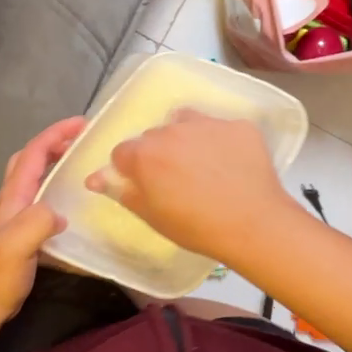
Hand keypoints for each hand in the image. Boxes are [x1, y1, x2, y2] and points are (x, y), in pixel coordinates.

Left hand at [0, 117, 86, 320]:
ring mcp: (15, 215)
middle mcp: (12, 199)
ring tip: (80, 165)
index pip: (33, 154)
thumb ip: (36, 222)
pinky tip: (71, 202)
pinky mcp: (22, 231)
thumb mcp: (18, 245)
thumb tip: (59, 212)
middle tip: (81, 141)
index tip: (81, 124)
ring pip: (33, 177)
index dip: (55, 134)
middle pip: (29, 159)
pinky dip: (55, 187)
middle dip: (53, 143)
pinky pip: (40, 197)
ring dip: (54, 163)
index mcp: (13, 196)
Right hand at [85, 110, 293, 259]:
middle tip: (176, 181)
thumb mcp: (152, 217)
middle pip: (153, 137)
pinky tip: (230, 164)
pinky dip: (219, 142)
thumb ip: (123, 192)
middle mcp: (170, 130)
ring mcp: (207, 124)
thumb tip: (96, 178)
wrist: (254, 224)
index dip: (130, 170)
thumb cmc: (196, 227)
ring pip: (184, 124)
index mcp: (144, 154)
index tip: (145, 186)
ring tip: (202, 166)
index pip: (122, 153)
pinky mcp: (238, 125)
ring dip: (185, 139)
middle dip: (158, 154)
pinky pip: (219, 128)